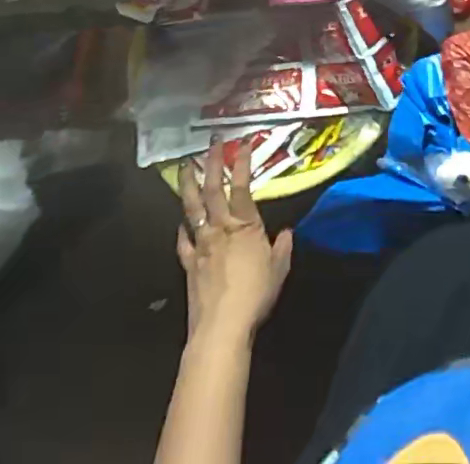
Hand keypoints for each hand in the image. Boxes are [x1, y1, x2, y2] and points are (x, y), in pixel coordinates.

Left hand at [176, 145, 293, 342]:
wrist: (222, 327)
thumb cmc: (255, 295)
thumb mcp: (279, 269)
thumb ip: (283, 247)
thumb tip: (289, 231)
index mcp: (244, 225)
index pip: (243, 185)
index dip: (242, 162)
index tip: (243, 142)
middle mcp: (220, 227)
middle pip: (212, 188)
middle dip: (212, 161)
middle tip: (212, 141)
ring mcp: (200, 243)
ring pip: (191, 207)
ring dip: (187, 183)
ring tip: (184, 164)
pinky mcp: (188, 262)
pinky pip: (183, 239)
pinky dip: (181, 227)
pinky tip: (180, 221)